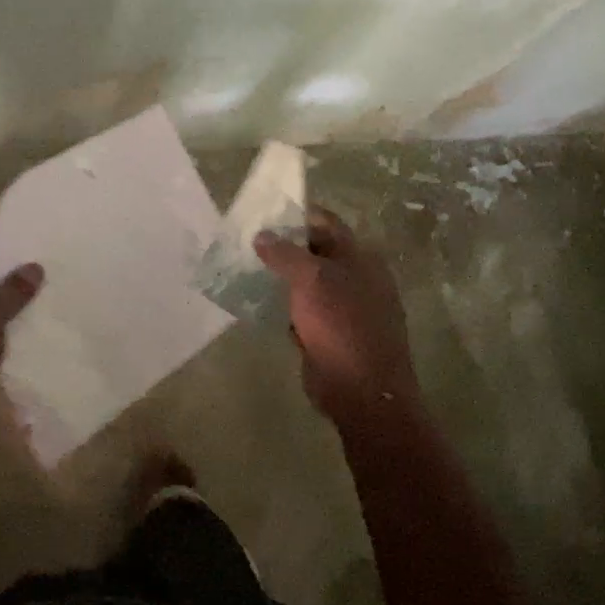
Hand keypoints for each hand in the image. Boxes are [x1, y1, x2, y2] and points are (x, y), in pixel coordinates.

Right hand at [255, 207, 417, 417]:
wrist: (361, 390)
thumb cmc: (342, 324)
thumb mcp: (311, 279)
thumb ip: (285, 253)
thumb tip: (261, 235)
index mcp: (361, 258)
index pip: (327, 223)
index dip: (297, 215)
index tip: (262, 214)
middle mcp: (356, 279)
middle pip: (315, 252)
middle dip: (283, 246)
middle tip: (246, 241)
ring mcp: (344, 308)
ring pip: (306, 283)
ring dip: (280, 278)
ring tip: (243, 268)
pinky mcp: (329, 334)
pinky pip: (301, 311)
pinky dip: (283, 306)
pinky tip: (256, 302)